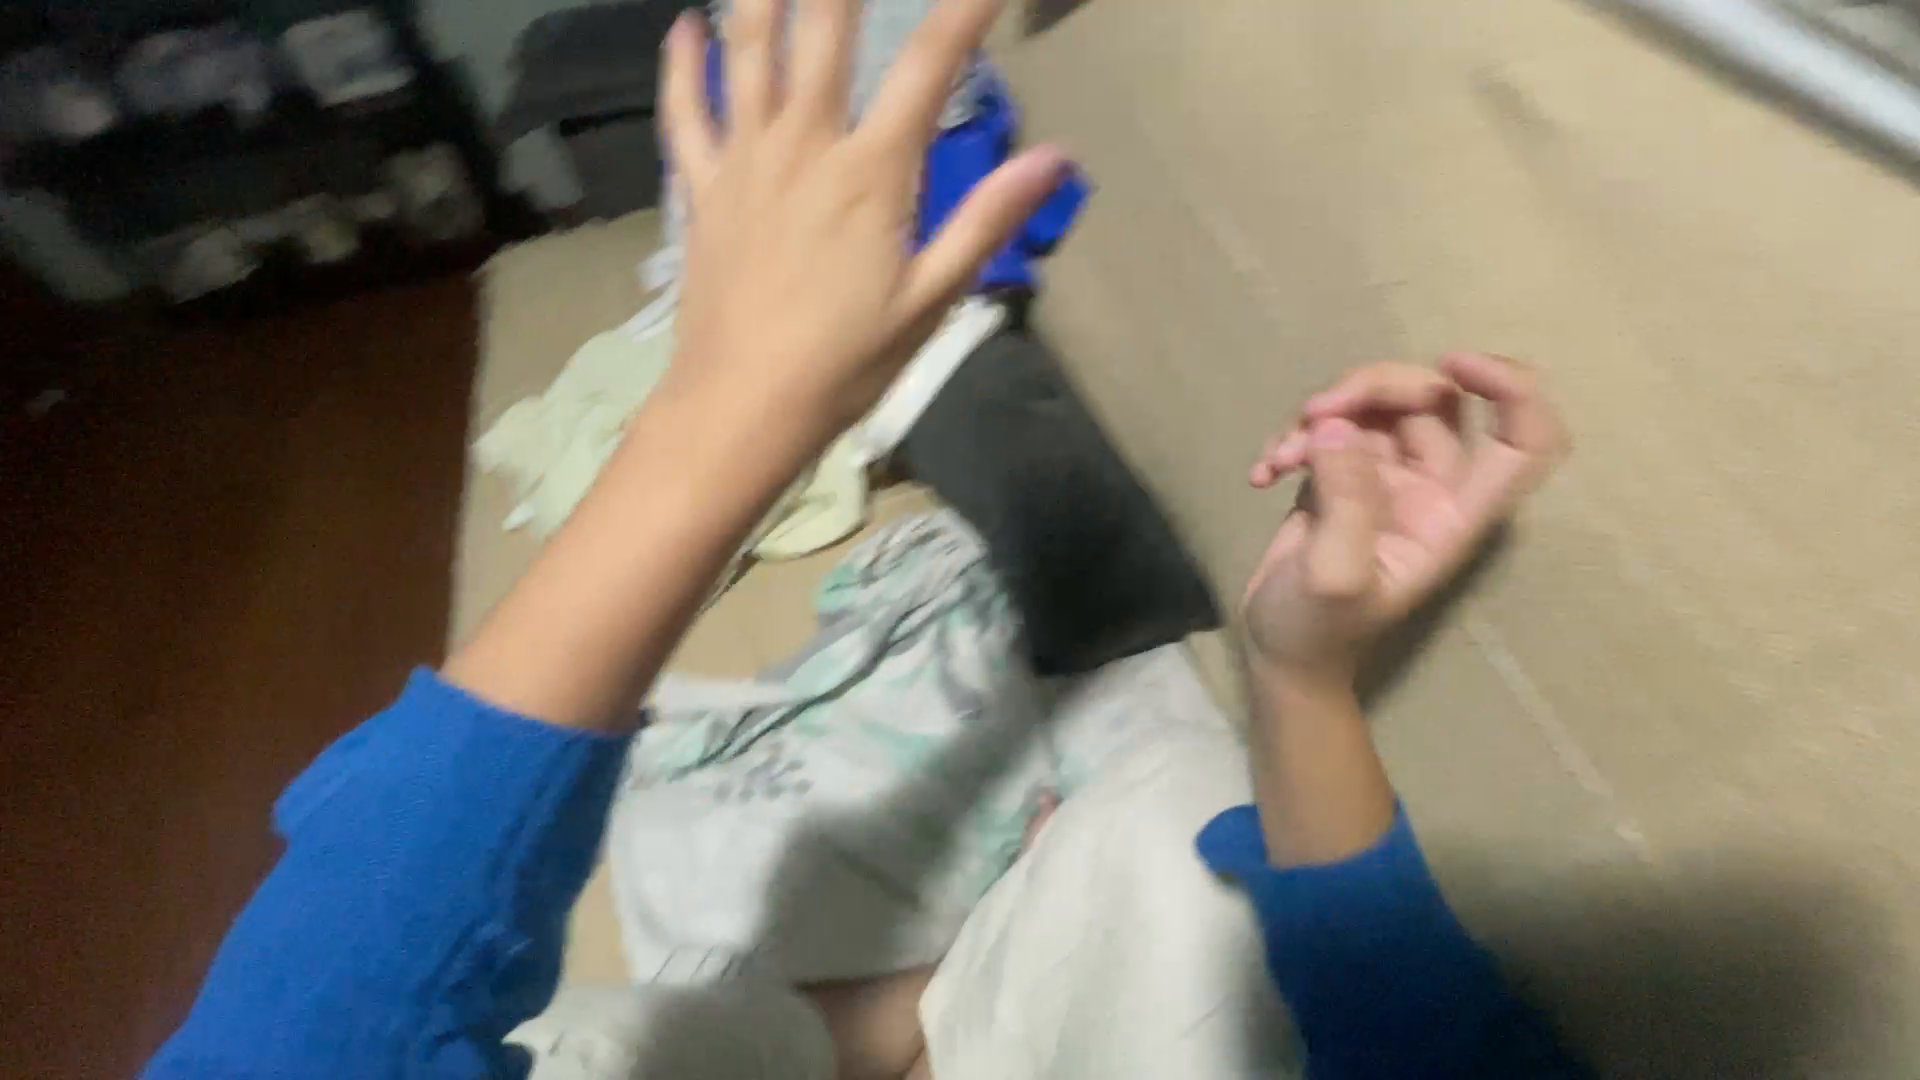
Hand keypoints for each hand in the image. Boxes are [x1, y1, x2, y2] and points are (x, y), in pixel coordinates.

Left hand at [658, 0, 1068, 435]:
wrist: (745, 404)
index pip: (927, 64)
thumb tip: (1055, 157)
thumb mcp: (930, 300)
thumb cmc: (847, 362)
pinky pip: (683, 110)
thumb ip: (986, 221)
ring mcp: (743, 160)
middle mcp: (804, 144)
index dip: (963, 10)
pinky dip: (681, 63)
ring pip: (748, 46)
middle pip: (826, 26)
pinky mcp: (700, 190)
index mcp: (871, 173)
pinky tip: (684, 27)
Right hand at [1241, 353, 1567, 687]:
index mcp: (1453, 516)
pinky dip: (1290, 440)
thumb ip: (1346, 503)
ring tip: (1279, 457)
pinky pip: (1326, 431)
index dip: (1511, 390)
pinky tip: (1262, 474)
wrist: (1280, 648)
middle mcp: (1428, 489)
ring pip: (1374, 408)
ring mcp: (1381, 480)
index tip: (1453, 364)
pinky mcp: (1336, 477)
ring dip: (1320, 416)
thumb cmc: (1318, 628)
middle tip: (1315, 414)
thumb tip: (1336, 428)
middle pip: (1431, 402)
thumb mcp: (1334, 576)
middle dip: (1373, 391)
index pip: (1524, 441)